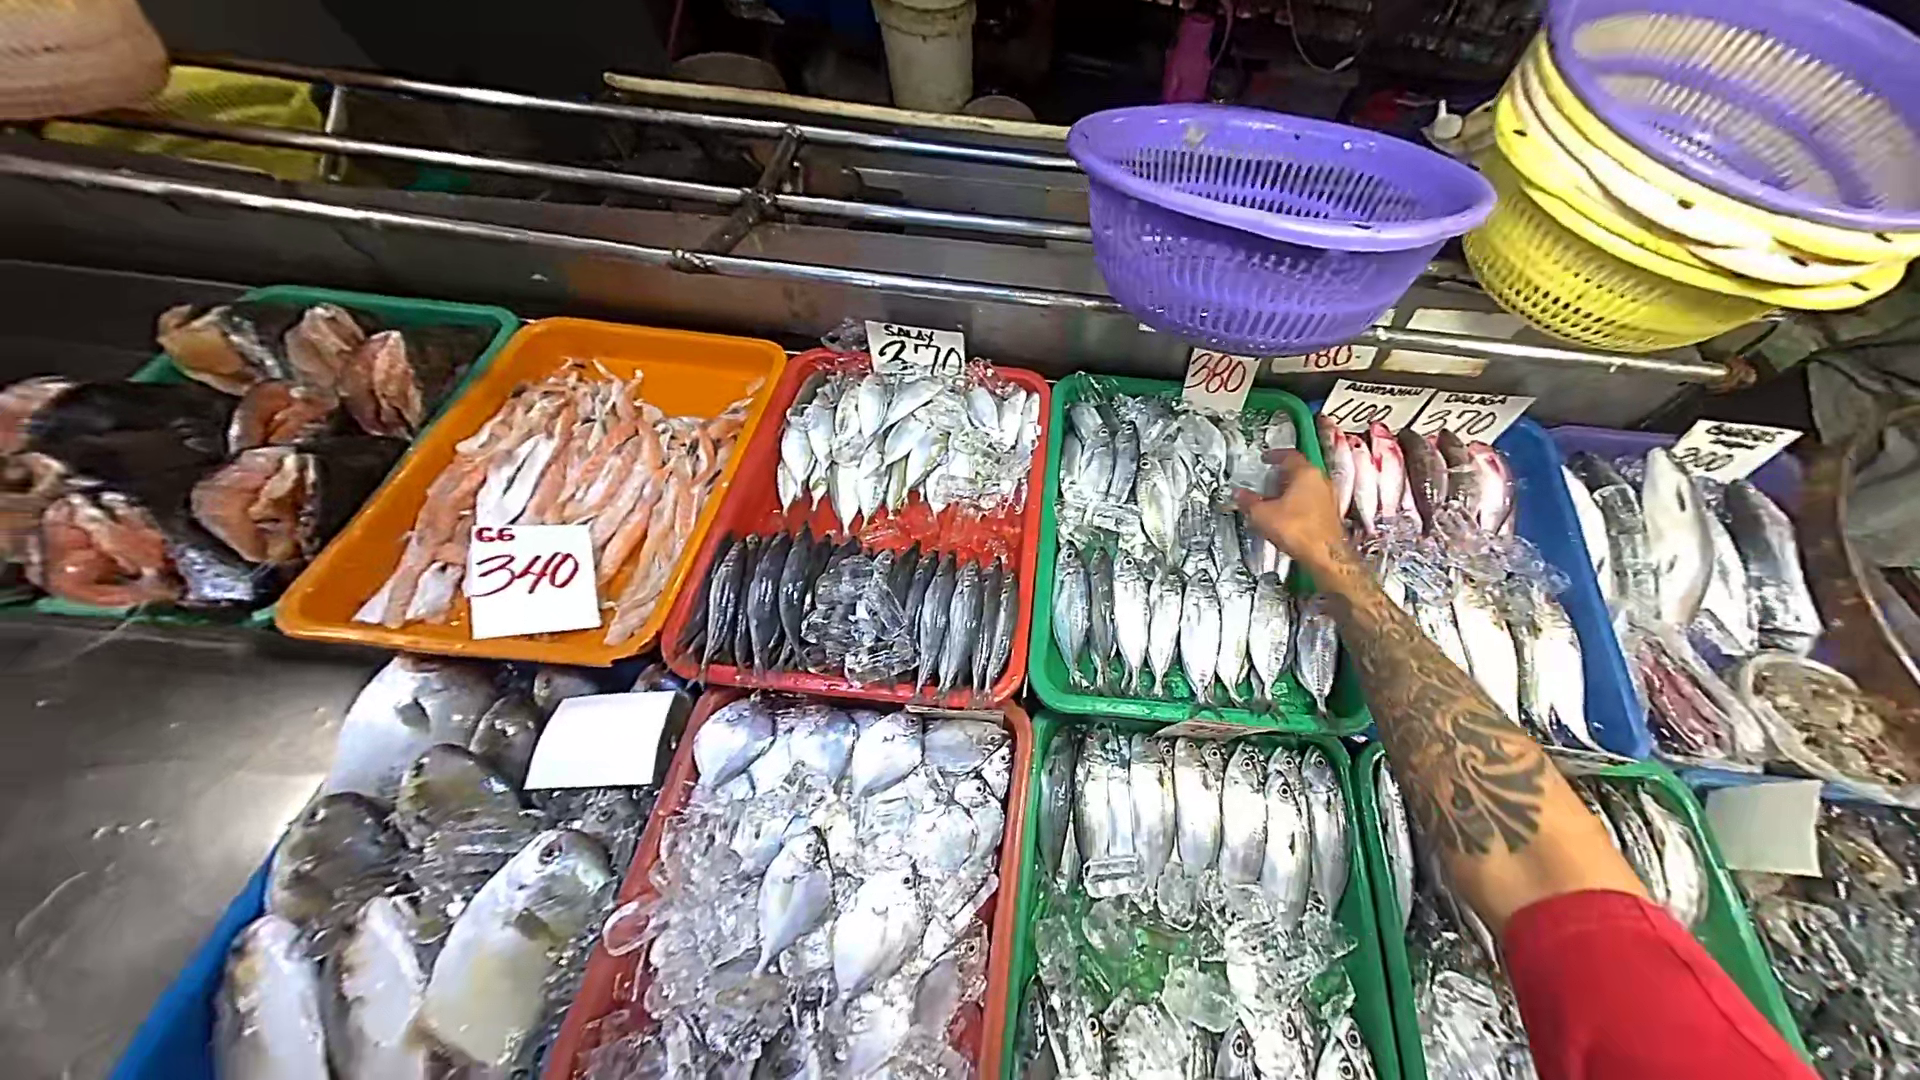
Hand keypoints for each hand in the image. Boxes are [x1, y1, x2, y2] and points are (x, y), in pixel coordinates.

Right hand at [1233, 449, 1355, 582]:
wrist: (1324, 554)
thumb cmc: (1295, 528)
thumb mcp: (1262, 514)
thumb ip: (1248, 501)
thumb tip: (1239, 494)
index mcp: (1306, 474)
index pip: (1290, 455)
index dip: (1275, 455)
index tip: (1265, 457)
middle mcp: (1321, 481)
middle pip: (1299, 470)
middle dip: (1280, 474)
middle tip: (1265, 479)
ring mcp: (1328, 496)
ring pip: (1306, 485)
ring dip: (1289, 488)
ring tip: (1272, 497)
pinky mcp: (1329, 512)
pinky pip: (1311, 499)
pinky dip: (1297, 500)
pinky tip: (1285, 512)